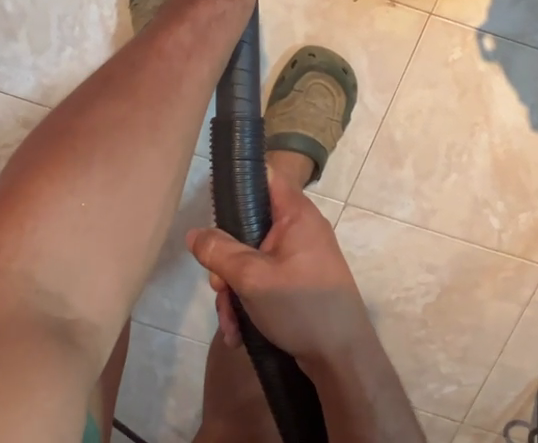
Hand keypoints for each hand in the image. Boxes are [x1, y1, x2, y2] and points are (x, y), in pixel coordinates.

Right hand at [185, 169, 370, 361]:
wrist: (343, 360)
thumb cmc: (301, 307)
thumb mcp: (251, 277)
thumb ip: (218, 251)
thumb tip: (194, 233)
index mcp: (296, 214)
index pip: (265, 177)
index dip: (238, 183)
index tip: (214, 207)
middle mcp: (300, 230)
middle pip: (248, 227)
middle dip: (227, 262)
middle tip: (220, 287)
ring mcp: (301, 259)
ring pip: (252, 261)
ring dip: (234, 291)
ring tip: (230, 323)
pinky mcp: (299, 285)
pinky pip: (264, 282)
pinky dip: (249, 303)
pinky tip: (238, 332)